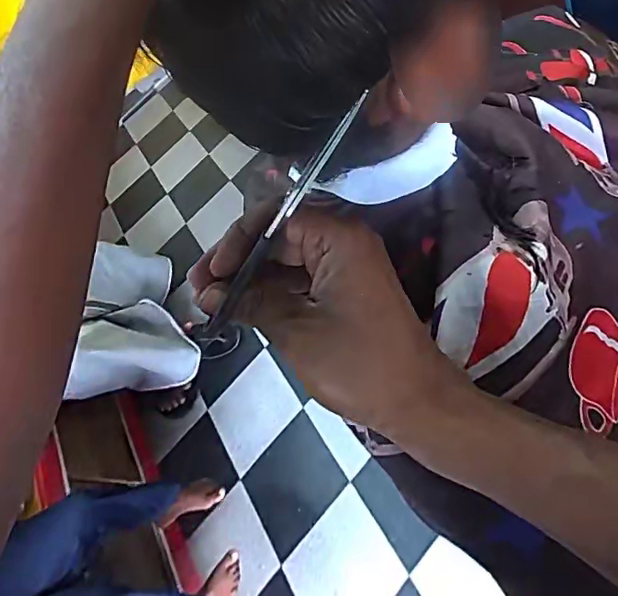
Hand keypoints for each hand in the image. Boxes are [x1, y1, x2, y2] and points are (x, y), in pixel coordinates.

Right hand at [191, 205, 471, 434]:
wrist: (416, 401)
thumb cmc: (359, 365)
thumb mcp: (297, 332)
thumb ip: (252, 302)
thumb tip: (211, 292)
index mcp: (339, 237)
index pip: (276, 217)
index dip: (238, 240)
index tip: (212, 272)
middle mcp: (344, 239)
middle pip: (279, 234)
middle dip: (239, 258)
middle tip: (201, 285)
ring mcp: (347, 262)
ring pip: (287, 255)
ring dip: (252, 275)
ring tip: (212, 298)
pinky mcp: (346, 285)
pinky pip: (302, 274)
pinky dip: (273, 288)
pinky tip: (243, 305)